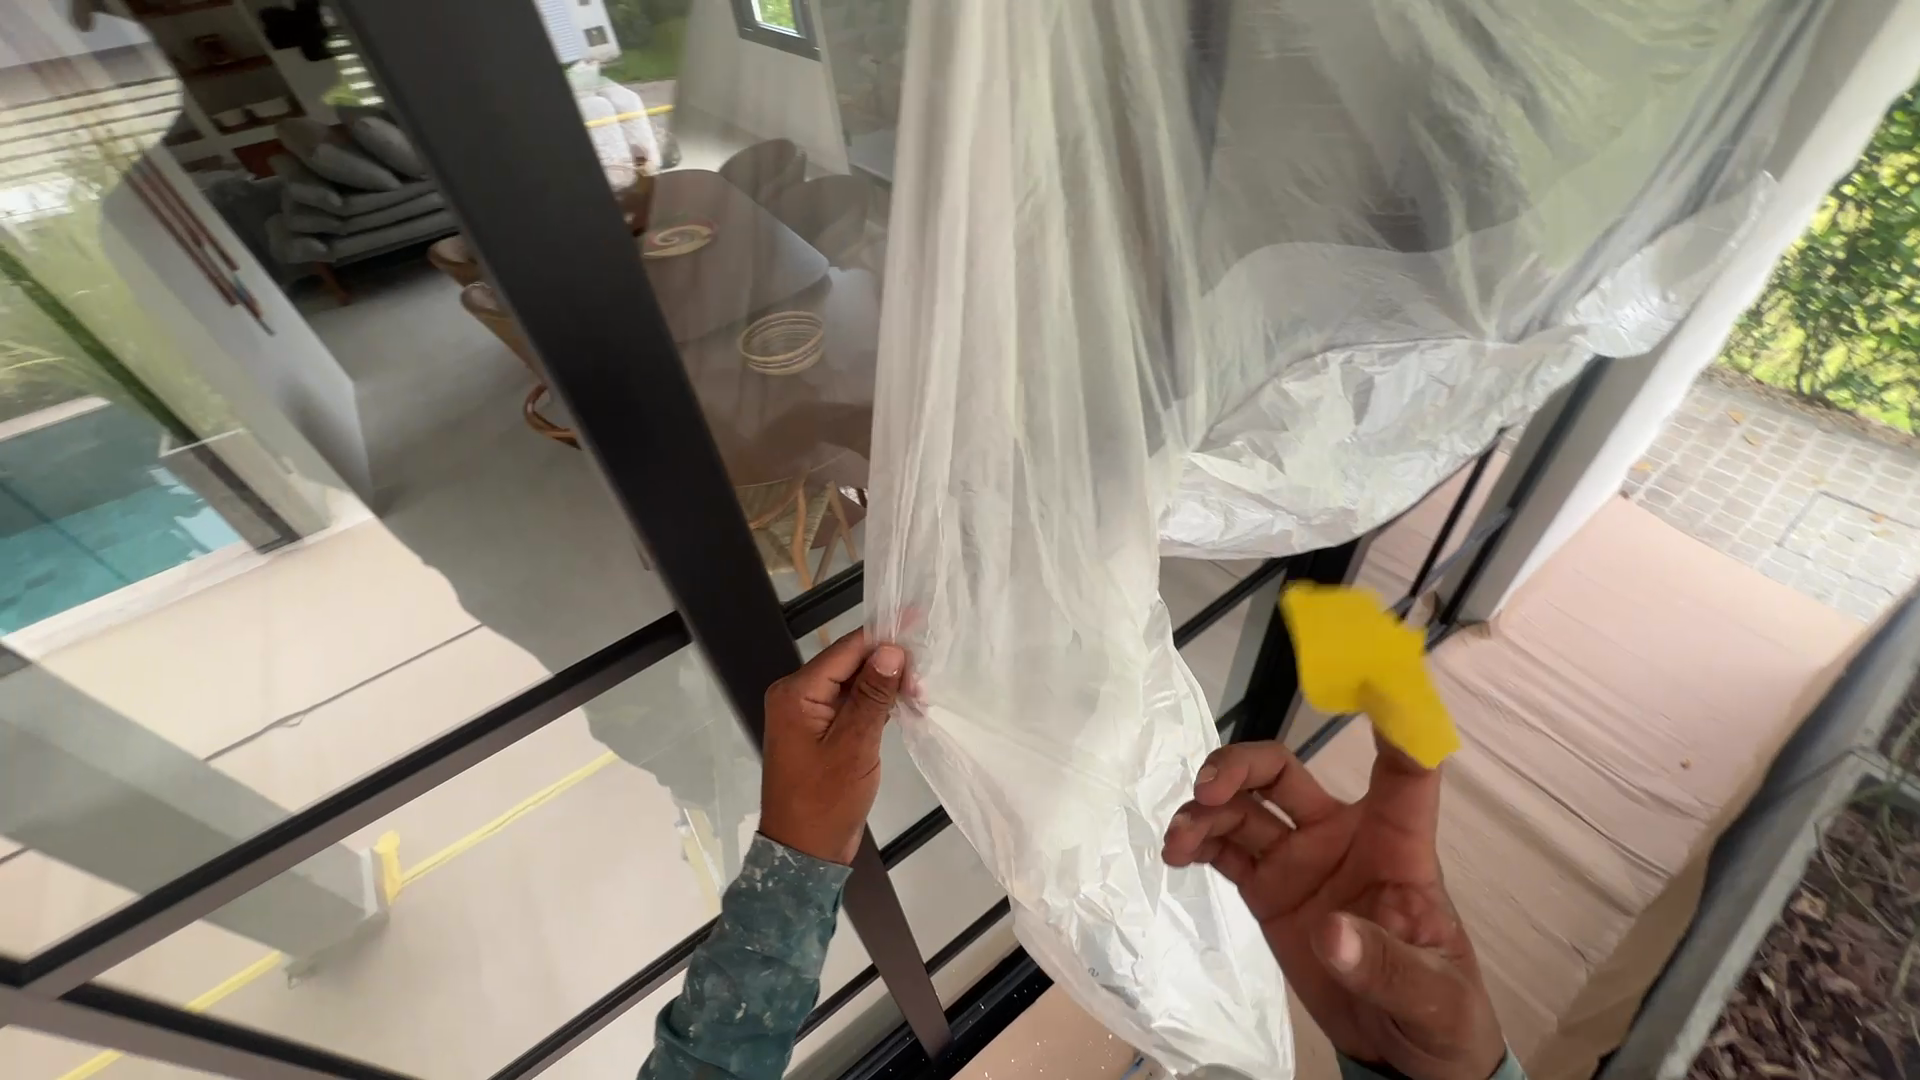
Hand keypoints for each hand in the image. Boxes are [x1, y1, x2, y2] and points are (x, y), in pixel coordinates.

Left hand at [758, 630, 904, 864]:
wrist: (804, 854)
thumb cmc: (825, 801)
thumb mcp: (854, 746)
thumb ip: (873, 696)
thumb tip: (892, 650)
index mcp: (796, 693)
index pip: (845, 651)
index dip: (883, 636)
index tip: (918, 621)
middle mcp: (798, 694)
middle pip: (850, 663)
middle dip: (889, 663)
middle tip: (925, 674)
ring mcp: (809, 713)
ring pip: (854, 683)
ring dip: (886, 683)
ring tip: (920, 689)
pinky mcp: (822, 729)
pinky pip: (852, 703)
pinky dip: (877, 702)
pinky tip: (904, 703)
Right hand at [1162, 735, 1504, 1079]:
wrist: (1395, 1053)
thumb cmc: (1440, 1016)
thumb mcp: (1436, 999)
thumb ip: (1387, 964)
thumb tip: (1330, 933)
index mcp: (1393, 844)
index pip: (1403, 773)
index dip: (1393, 726)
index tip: (1372, 682)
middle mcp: (1336, 835)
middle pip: (1280, 771)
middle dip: (1240, 766)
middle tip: (1208, 788)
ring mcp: (1294, 857)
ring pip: (1240, 806)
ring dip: (1205, 809)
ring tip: (1180, 840)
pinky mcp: (1264, 886)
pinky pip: (1221, 848)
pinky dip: (1194, 841)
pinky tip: (1176, 854)